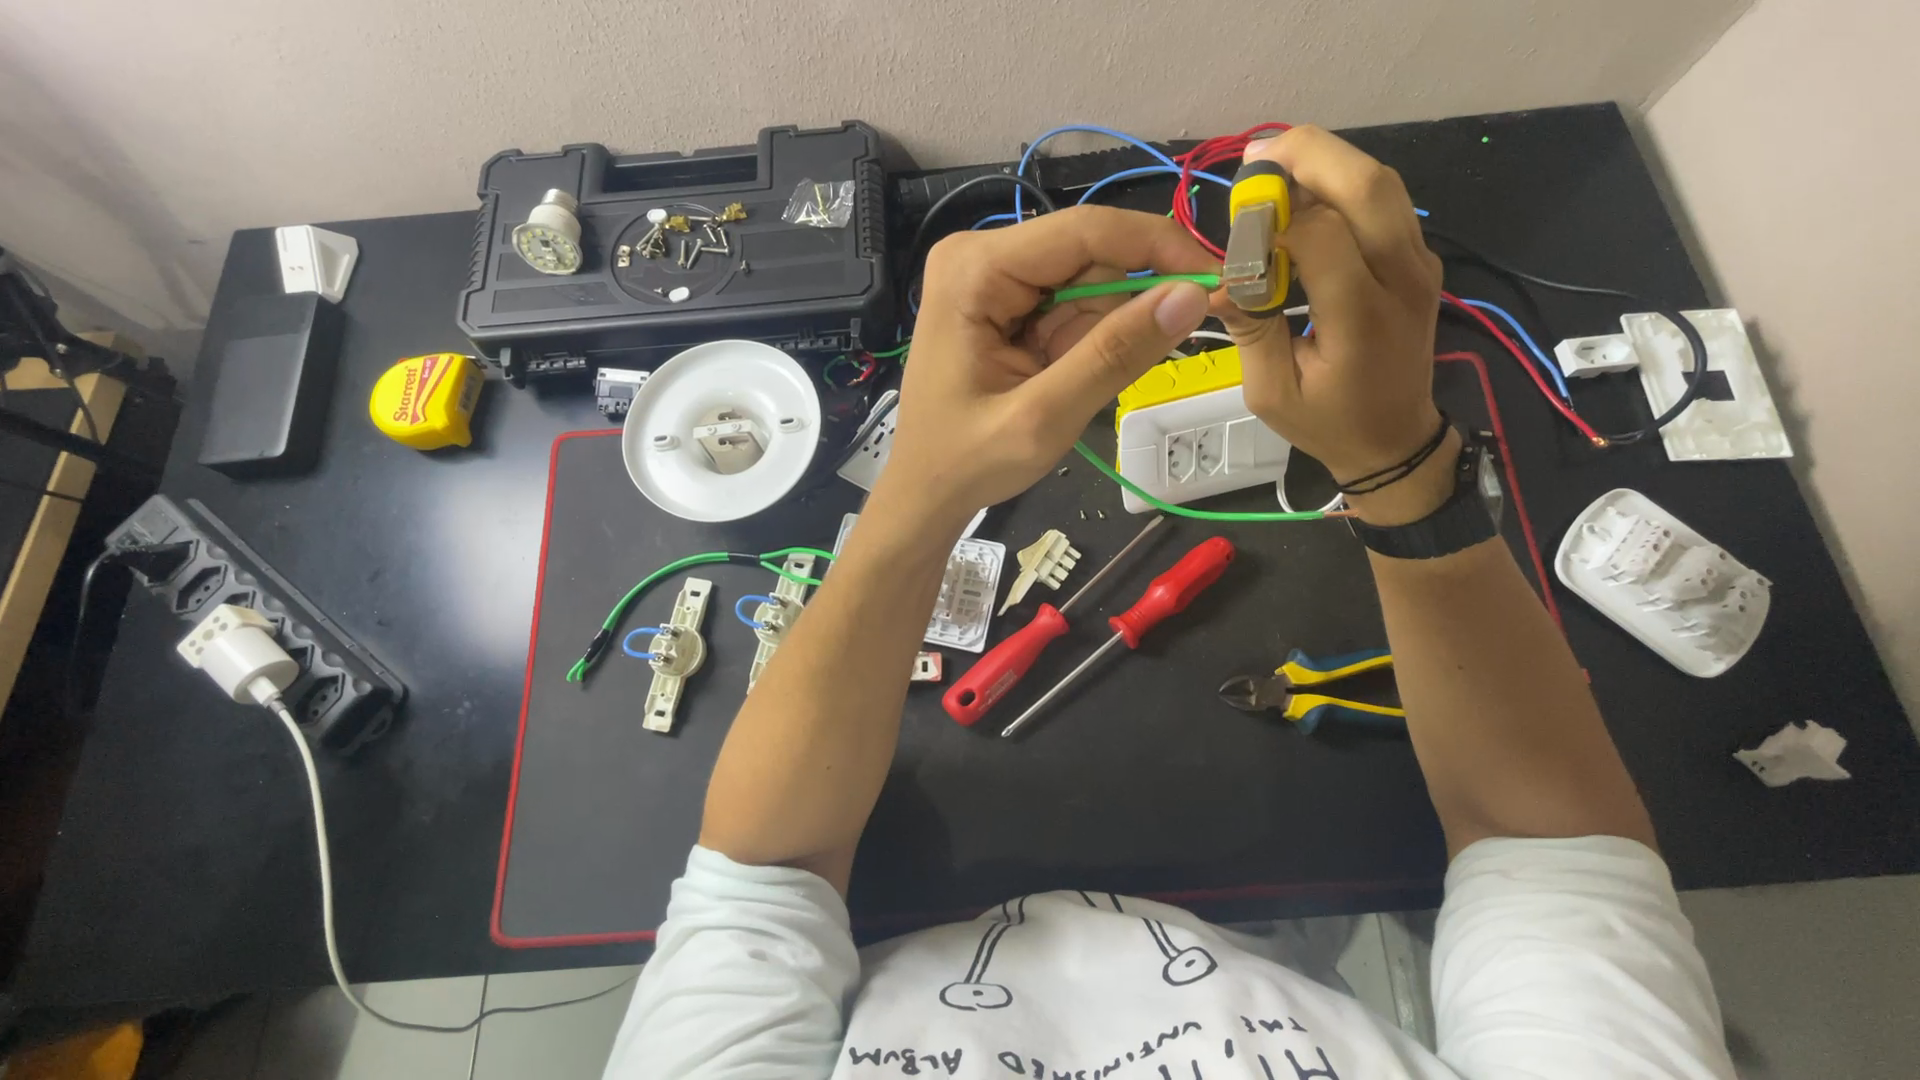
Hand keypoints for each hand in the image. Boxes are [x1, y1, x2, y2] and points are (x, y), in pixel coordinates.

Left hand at [880, 205, 1214, 525]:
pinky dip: (1084, 341)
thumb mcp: (1044, 418)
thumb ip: (1114, 355)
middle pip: (1088, 254)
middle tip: (1107, 369)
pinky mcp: (1002, 300)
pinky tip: (1056, 377)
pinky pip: (1070, 304)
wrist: (926, 491)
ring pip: (1086, 280)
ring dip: (1099, 333)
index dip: (1159, 249)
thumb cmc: (967, 462)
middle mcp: (979, 255)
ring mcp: (989, 276)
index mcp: (975, 268)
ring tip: (1058, 385)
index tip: (1218, 280)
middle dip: (1120, 308)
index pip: (1085, 230)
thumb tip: (1191, 295)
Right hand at [1216, 126, 1444, 491]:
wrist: (1396, 441)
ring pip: (1380, 181)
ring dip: (1326, 163)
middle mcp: (1402, 277)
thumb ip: (1249, 328)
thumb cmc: (1328, 422)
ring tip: (1273, 170)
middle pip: (1366, 183)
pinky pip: (1384, 202)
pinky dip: (1342, 186)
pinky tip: (1305, 198)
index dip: (1273, 218)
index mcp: (1362, 317)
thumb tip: (1217, 279)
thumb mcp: (1271, 392)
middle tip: (1253, 161)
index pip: (1321, 230)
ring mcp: (1420, 263)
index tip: (1237, 232)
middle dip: (1306, 155)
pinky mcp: (1419, 258)